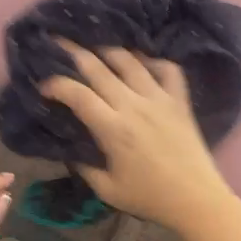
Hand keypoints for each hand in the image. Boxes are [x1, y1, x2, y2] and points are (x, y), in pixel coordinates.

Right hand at [40, 41, 236, 232]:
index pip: (78, 95)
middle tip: (57, 41)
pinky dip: (153, 60)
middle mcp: (134, 105)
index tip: (44, 85)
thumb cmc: (150, 198)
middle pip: (99, 68)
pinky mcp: (180, 100)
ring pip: (131, 61)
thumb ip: (84, 167)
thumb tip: (69, 150)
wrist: (196, 200)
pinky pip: (168, 69)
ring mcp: (159, 99)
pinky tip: (142, 62)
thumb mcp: (108, 190)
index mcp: (113, 129)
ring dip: (109, 50)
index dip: (57, 85)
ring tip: (95, 45)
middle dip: (73, 52)